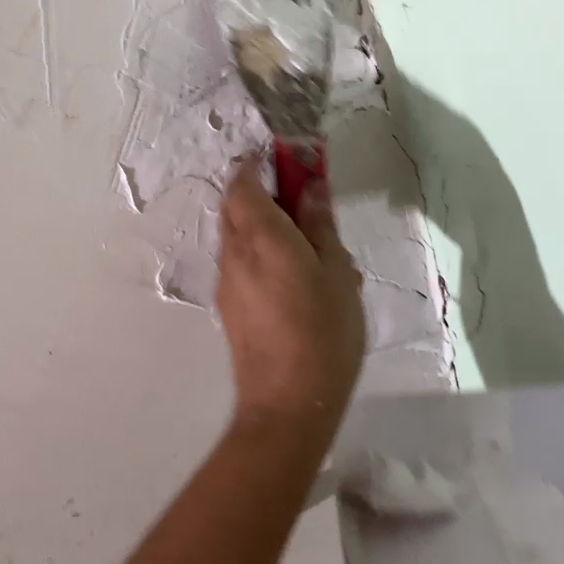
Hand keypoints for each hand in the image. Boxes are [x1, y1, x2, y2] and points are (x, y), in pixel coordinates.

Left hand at [215, 159, 365, 434]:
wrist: (287, 402)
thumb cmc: (323, 332)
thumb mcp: (337, 273)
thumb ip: (320, 226)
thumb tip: (311, 191)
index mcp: (261, 236)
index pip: (244, 183)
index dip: (260, 165)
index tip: (286, 161)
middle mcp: (234, 253)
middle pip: (233, 206)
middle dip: (257, 191)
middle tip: (298, 198)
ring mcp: (227, 282)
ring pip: (234, 235)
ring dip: (258, 223)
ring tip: (302, 241)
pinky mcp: (228, 307)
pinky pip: (239, 263)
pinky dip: (258, 252)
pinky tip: (293, 276)